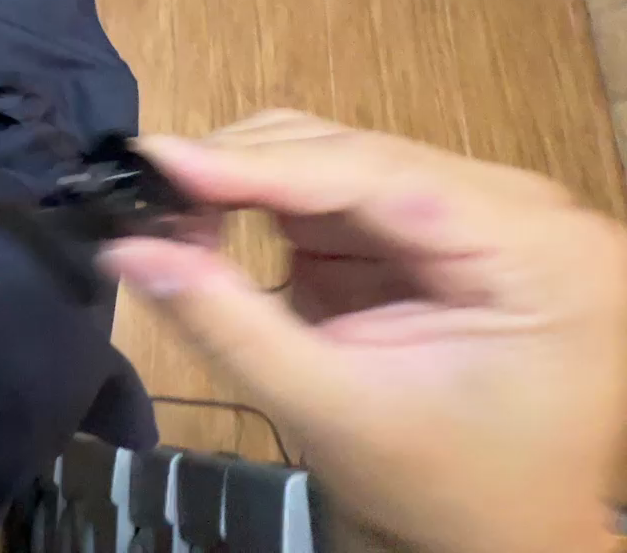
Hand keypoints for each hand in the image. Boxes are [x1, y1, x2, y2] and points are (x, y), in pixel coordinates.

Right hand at [99, 111, 625, 552]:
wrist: (481, 523)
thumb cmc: (431, 479)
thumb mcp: (321, 403)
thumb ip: (220, 319)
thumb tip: (121, 248)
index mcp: (539, 256)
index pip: (376, 174)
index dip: (254, 163)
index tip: (153, 160)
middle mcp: (511, 210)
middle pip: (340, 147)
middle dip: (233, 167)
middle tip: (147, 201)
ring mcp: (459, 206)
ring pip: (312, 146)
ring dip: (230, 173)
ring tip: (176, 223)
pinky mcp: (403, 216)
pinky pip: (303, 172)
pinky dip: (241, 190)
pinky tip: (207, 223)